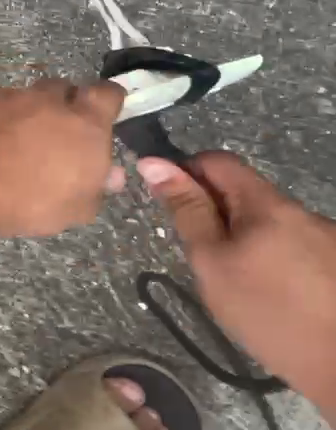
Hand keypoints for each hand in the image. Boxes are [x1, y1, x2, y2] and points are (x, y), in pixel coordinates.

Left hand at [0, 81, 124, 237]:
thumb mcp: (78, 207)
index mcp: (79, 123)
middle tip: (52, 130)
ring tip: (2, 143)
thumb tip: (107, 171)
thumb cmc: (24, 202)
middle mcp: (38, 101)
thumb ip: (96, 183)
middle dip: (59, 104)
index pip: (104, 95)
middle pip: (56, 89)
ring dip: (15, 114)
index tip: (103, 107)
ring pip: (13, 98)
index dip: (106, 99)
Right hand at [139, 152, 335, 410]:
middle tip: (205, 251)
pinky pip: (297, 246)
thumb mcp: (210, 259)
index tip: (172, 202)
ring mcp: (332, 244)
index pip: (218, 161)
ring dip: (247, 237)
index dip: (186, 171)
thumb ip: (185, 209)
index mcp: (271, 208)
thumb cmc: (267, 311)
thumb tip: (154, 162)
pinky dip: (276, 258)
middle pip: (247, 194)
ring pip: (272, 223)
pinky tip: (276, 292)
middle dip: (217, 212)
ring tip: (241, 277)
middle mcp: (309, 217)